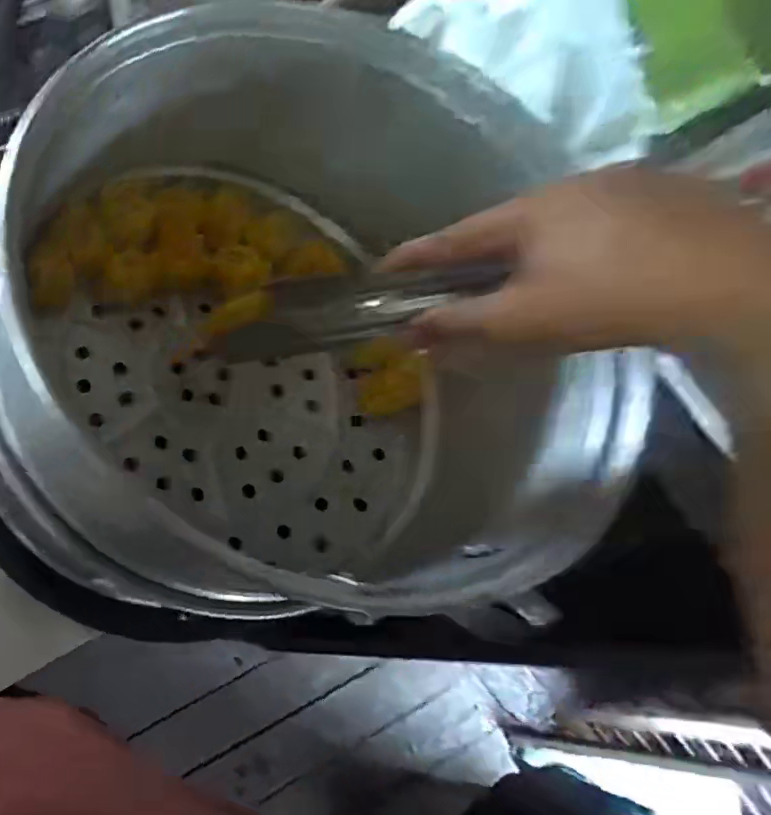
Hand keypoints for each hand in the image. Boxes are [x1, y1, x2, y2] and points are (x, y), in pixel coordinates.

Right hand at [380, 167, 770, 353]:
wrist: (738, 286)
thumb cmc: (606, 300)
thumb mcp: (514, 319)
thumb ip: (451, 321)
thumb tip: (404, 331)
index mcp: (532, 209)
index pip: (451, 236)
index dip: (411, 257)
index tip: (380, 272)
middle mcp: (576, 185)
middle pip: (500, 225)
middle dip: (466, 256)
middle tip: (439, 283)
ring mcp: (630, 184)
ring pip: (548, 220)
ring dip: (517, 249)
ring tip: (501, 278)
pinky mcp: (671, 196)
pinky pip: (592, 219)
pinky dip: (563, 243)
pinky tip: (566, 266)